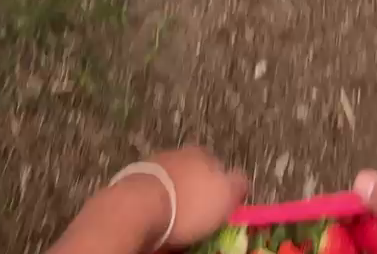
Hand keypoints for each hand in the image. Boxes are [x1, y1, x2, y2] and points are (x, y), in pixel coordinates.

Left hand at [88, 147, 246, 253]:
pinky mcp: (135, 181)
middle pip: (194, 173)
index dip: (221, 188)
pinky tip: (159, 220)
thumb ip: (238, 184)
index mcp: (203, 153)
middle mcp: (179, 153)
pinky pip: (154, 194)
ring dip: (176, 197)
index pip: (218, 167)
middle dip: (197, 190)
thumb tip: (242, 181)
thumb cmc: (189, 203)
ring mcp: (155, 164)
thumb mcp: (226, 195)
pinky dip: (158, 205)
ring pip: (173, 182)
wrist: (139, 207)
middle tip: (199, 216)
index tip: (220, 209)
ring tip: (177, 223)